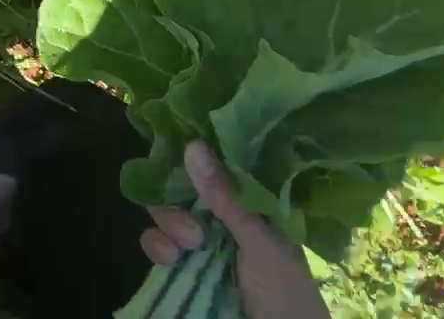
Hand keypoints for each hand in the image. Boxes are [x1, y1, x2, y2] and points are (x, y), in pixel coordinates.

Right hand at [141, 140, 328, 318]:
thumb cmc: (287, 299)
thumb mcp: (264, 247)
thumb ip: (228, 199)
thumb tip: (192, 143)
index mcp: (251, 209)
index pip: (219, 167)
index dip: (196, 156)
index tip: (176, 147)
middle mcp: (224, 220)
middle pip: (185, 186)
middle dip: (178, 198)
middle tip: (193, 228)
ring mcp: (202, 246)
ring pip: (166, 211)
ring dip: (167, 223)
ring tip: (182, 249)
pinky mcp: (182, 269)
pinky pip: (156, 242)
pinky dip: (156, 245)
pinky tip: (167, 260)